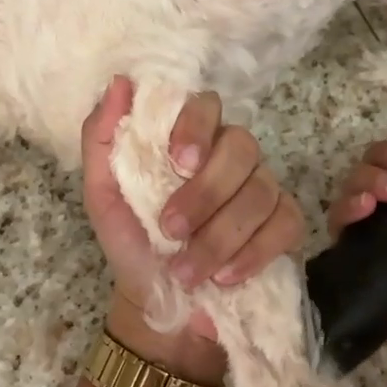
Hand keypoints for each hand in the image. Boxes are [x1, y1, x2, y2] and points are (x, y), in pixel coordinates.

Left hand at [81, 76, 305, 341]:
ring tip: (186, 272)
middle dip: (207, 193)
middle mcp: (232, 156)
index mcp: (191, 139)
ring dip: (220, 236)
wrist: (157, 303)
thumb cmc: (132, 241)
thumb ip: (101, 138)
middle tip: (171, 230)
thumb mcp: (103, 194)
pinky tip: (226, 277)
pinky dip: (254, 253)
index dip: (198, 127)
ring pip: (261, 192)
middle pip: (241, 148)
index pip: (207, 106)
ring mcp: (263, 189)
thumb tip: (120, 83)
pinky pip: (285, 224)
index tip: (179, 163)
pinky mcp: (285, 224)